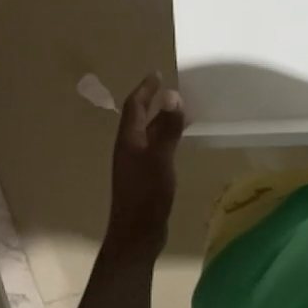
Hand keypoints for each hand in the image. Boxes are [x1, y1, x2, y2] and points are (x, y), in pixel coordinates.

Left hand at [105, 74, 186, 259]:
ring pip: (147, 132)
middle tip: (169, 88)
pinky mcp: (144, 177)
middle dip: (152, 100)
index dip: (145, 88)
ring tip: (179, 110)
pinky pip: (154, 147)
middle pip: (139, 117)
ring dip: (160, 119)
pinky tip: (177, 142)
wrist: (137, 234)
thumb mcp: (160, 158)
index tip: (157, 73)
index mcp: (128, 139)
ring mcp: (135, 163)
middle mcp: (129, 147)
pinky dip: (165, 137)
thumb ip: (167, 128)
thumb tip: (173, 94)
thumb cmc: (146, 194)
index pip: (135, 105)